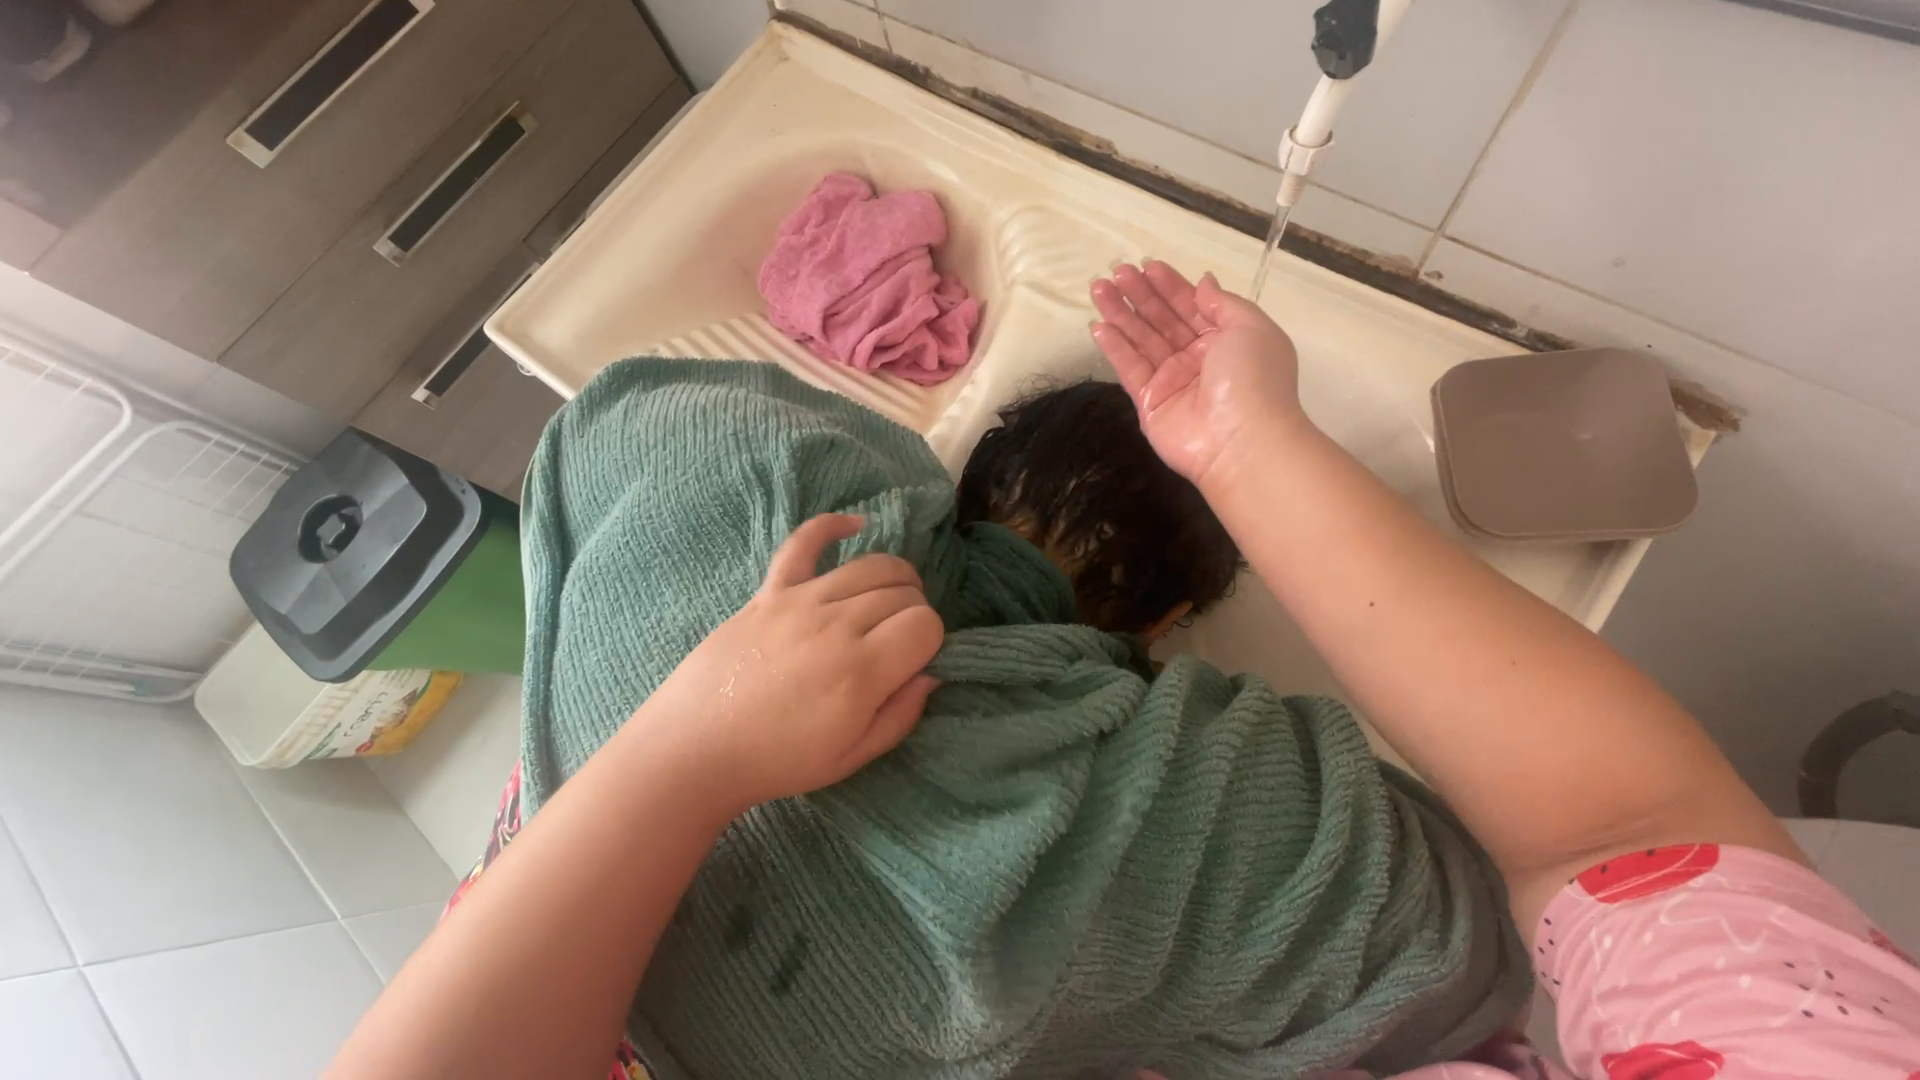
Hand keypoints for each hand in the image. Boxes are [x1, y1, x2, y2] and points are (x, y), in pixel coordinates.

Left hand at [636, 514, 943, 817]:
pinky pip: (803, 543)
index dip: (931, 641)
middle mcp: (835, 625)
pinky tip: (855, 525)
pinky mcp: (769, 591)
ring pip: (871, 565)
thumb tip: (931, 671)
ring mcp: (799, 601)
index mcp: (861, 672)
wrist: (696, 747)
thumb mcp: (853, 757)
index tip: (914, 661)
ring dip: (895, 579)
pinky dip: (831, 526)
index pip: (926, 625)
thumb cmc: (778, 760)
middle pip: (903, 593)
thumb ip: (901, 714)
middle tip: (898, 642)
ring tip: (890, 601)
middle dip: (915, 613)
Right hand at [1089, 260, 1306, 485]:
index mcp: (1225, 339)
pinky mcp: (1150, 403)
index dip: (1169, 285)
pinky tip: (1098, 327)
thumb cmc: (1253, 377)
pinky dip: (1114, 348)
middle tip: (1115, 272)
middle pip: (1162, 320)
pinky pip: (1130, 369)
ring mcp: (1172, 381)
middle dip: (1139, 295)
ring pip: (1141, 340)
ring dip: (1120, 314)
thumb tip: (1203, 282)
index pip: (1191, 306)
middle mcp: (1197, 358)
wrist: (1242, 441)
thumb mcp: (1251, 327)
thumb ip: (1223, 303)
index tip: (1146, 266)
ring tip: (1098, 289)